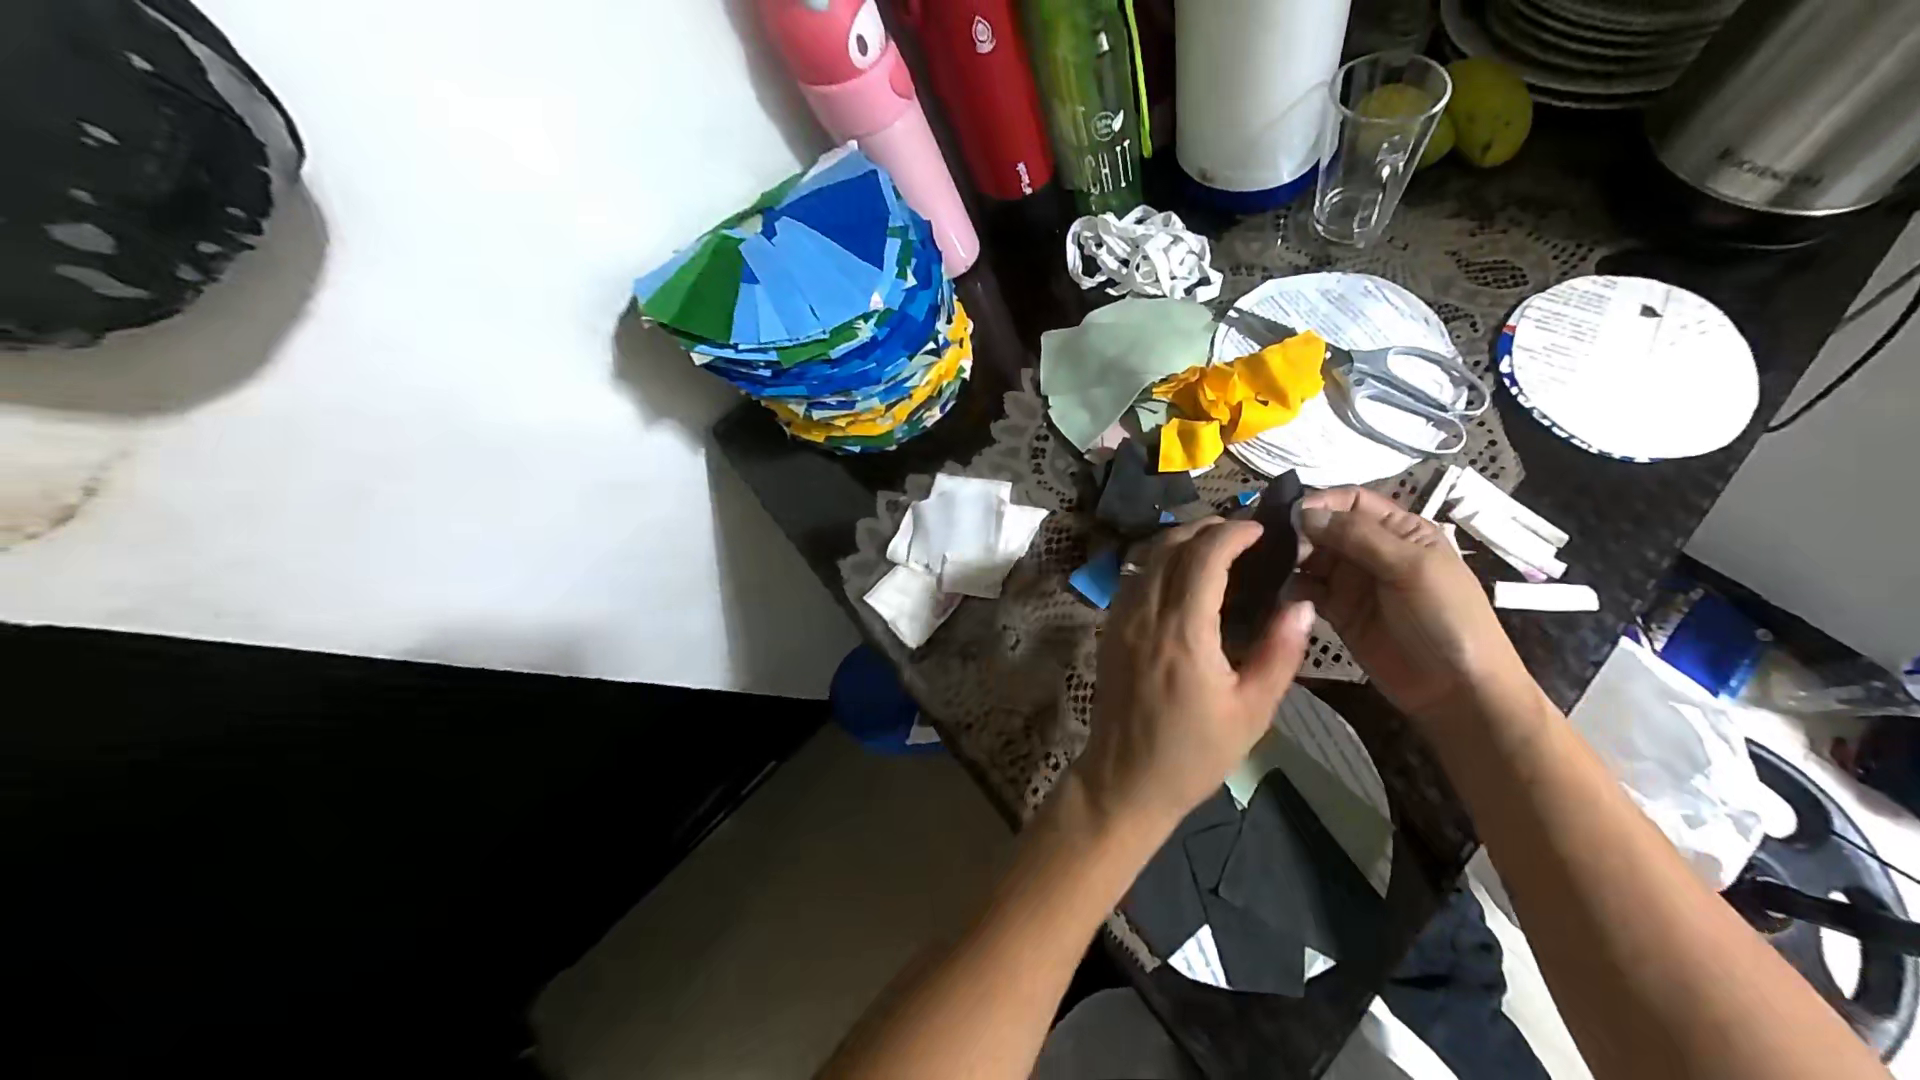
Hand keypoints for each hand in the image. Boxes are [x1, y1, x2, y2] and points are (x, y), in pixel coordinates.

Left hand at [1077, 518, 1318, 832]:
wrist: (1124, 779)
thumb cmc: (1193, 753)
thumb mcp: (1251, 711)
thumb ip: (1278, 652)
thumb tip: (1301, 603)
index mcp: (1183, 633)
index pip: (1203, 557)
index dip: (1233, 534)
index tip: (1262, 529)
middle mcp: (1144, 616)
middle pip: (1170, 547)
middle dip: (1207, 529)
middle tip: (1243, 534)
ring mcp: (1119, 621)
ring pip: (1146, 557)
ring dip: (1180, 541)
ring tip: (1216, 547)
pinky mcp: (1108, 630)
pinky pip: (1133, 578)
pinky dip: (1158, 561)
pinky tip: (1182, 574)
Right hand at [1293, 486, 1532, 725]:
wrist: (1456, 689)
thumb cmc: (1446, 618)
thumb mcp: (1411, 567)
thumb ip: (1358, 537)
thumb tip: (1304, 512)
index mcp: (1399, 530)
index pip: (1351, 501)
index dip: (1321, 502)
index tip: (1289, 514)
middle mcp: (1371, 551)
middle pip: (1324, 527)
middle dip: (1297, 531)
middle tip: (1271, 545)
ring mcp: (1351, 582)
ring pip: (1309, 558)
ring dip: (1289, 559)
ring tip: (1269, 567)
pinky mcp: (1336, 611)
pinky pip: (1305, 590)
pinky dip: (1289, 588)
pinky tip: (1278, 593)